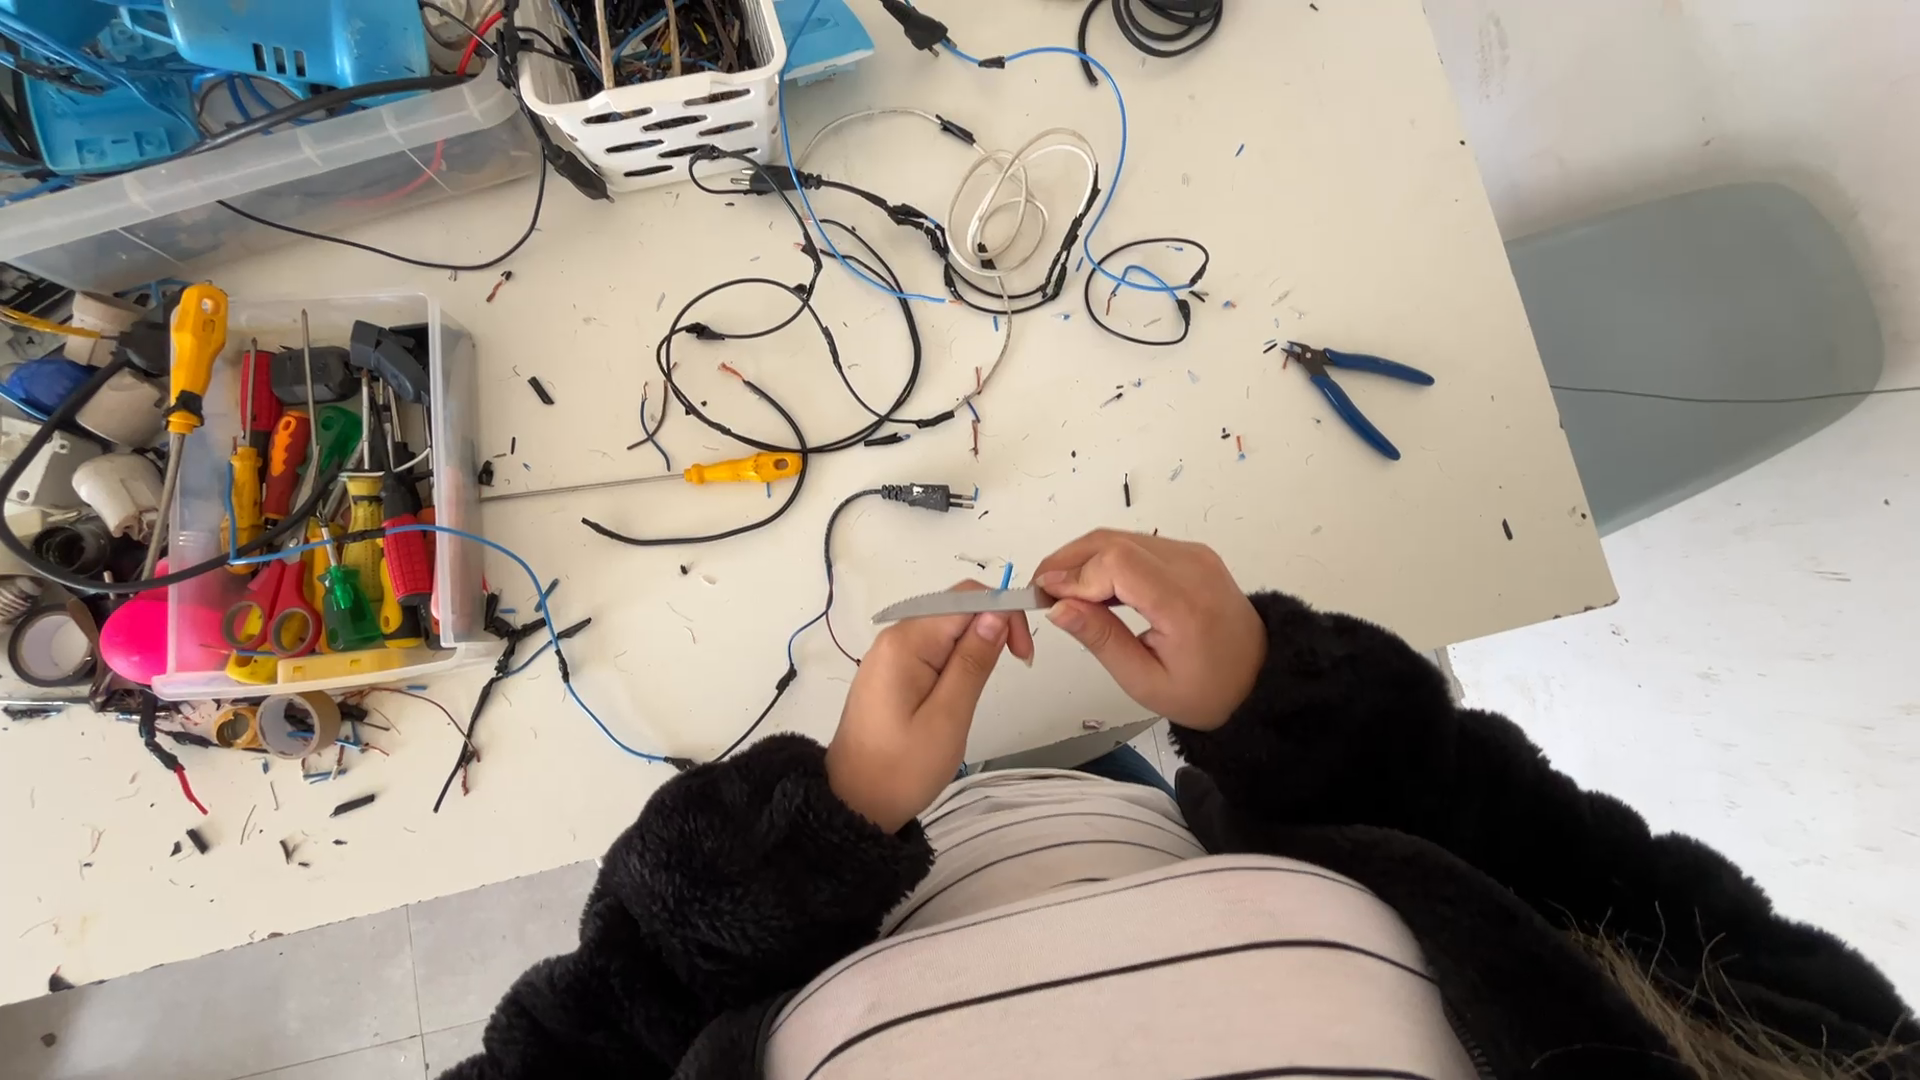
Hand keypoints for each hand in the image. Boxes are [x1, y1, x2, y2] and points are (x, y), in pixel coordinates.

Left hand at [827, 581, 1033, 831]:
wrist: (854, 803)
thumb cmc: (902, 769)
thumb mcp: (948, 718)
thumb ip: (973, 662)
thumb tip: (997, 613)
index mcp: (907, 641)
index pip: (967, 598)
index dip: (1004, 613)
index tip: (1023, 655)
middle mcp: (896, 635)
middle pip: (957, 606)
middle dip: (993, 627)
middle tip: (1015, 667)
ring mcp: (892, 652)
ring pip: (948, 627)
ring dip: (977, 645)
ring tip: (982, 689)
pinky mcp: (893, 670)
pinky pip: (934, 647)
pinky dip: (957, 658)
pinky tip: (961, 689)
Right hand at [1033, 530, 1263, 730]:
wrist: (1260, 678)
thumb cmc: (1206, 691)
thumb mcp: (1146, 681)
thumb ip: (1101, 639)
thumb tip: (1057, 607)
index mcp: (1185, 603)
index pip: (1117, 564)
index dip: (1073, 575)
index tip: (1045, 599)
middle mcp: (1191, 565)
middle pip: (1112, 541)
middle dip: (1067, 562)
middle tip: (1042, 593)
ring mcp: (1192, 553)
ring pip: (1119, 537)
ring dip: (1082, 559)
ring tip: (1061, 593)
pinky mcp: (1189, 552)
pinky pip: (1135, 544)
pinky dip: (1103, 560)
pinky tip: (1091, 588)